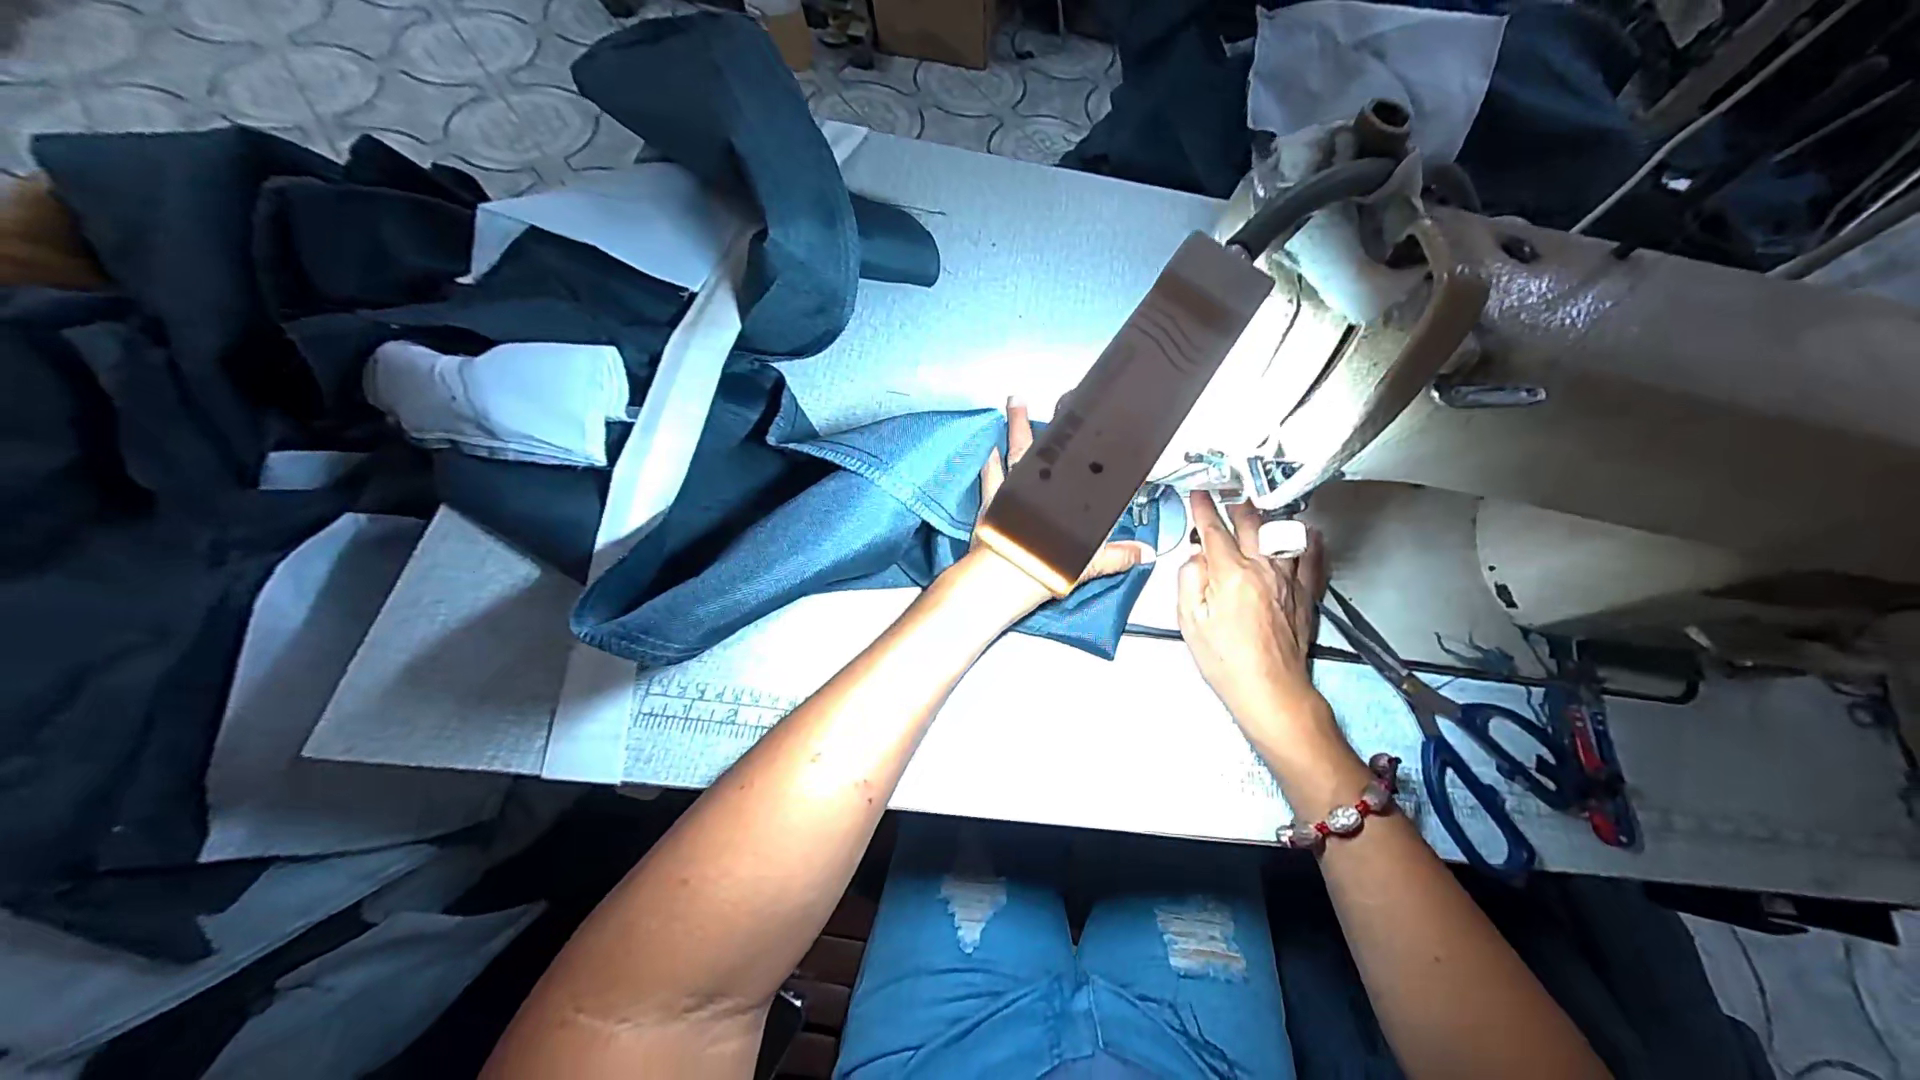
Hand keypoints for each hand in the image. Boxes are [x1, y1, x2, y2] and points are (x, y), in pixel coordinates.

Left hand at [956, 397, 1155, 621]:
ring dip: (1018, 425)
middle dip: (1058, 420)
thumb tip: (1145, 553)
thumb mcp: (1090, 564)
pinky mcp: (993, 500)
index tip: (1103, 422)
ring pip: (1018, 450)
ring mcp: (1015, 489)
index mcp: (1069, 498)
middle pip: (1050, 445)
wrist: (1007, 575)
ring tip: (1016, 402)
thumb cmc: (1048, 567)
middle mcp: (1042, 486)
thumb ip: (1117, 555)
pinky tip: (989, 450)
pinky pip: (991, 475)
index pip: (1086, 466)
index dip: (1096, 444)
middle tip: (1062, 398)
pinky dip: (990, 463)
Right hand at [1176, 491, 1328, 731]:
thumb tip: (1195, 560)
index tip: (1199, 498)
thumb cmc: (1230, 663)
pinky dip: (1310, 542)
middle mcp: (1263, 572)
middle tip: (1229, 497)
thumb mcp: (1189, 622)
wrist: (1270, 690)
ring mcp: (1288, 582)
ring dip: (1267, 518)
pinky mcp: (1304, 596)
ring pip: (1281, 535)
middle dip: (1236, 506)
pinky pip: (1312, 559)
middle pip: (1250, 525)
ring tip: (1260, 509)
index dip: (1203, 510)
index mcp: (1231, 576)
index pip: (1214, 531)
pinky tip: (1310, 534)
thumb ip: (1189, 581)